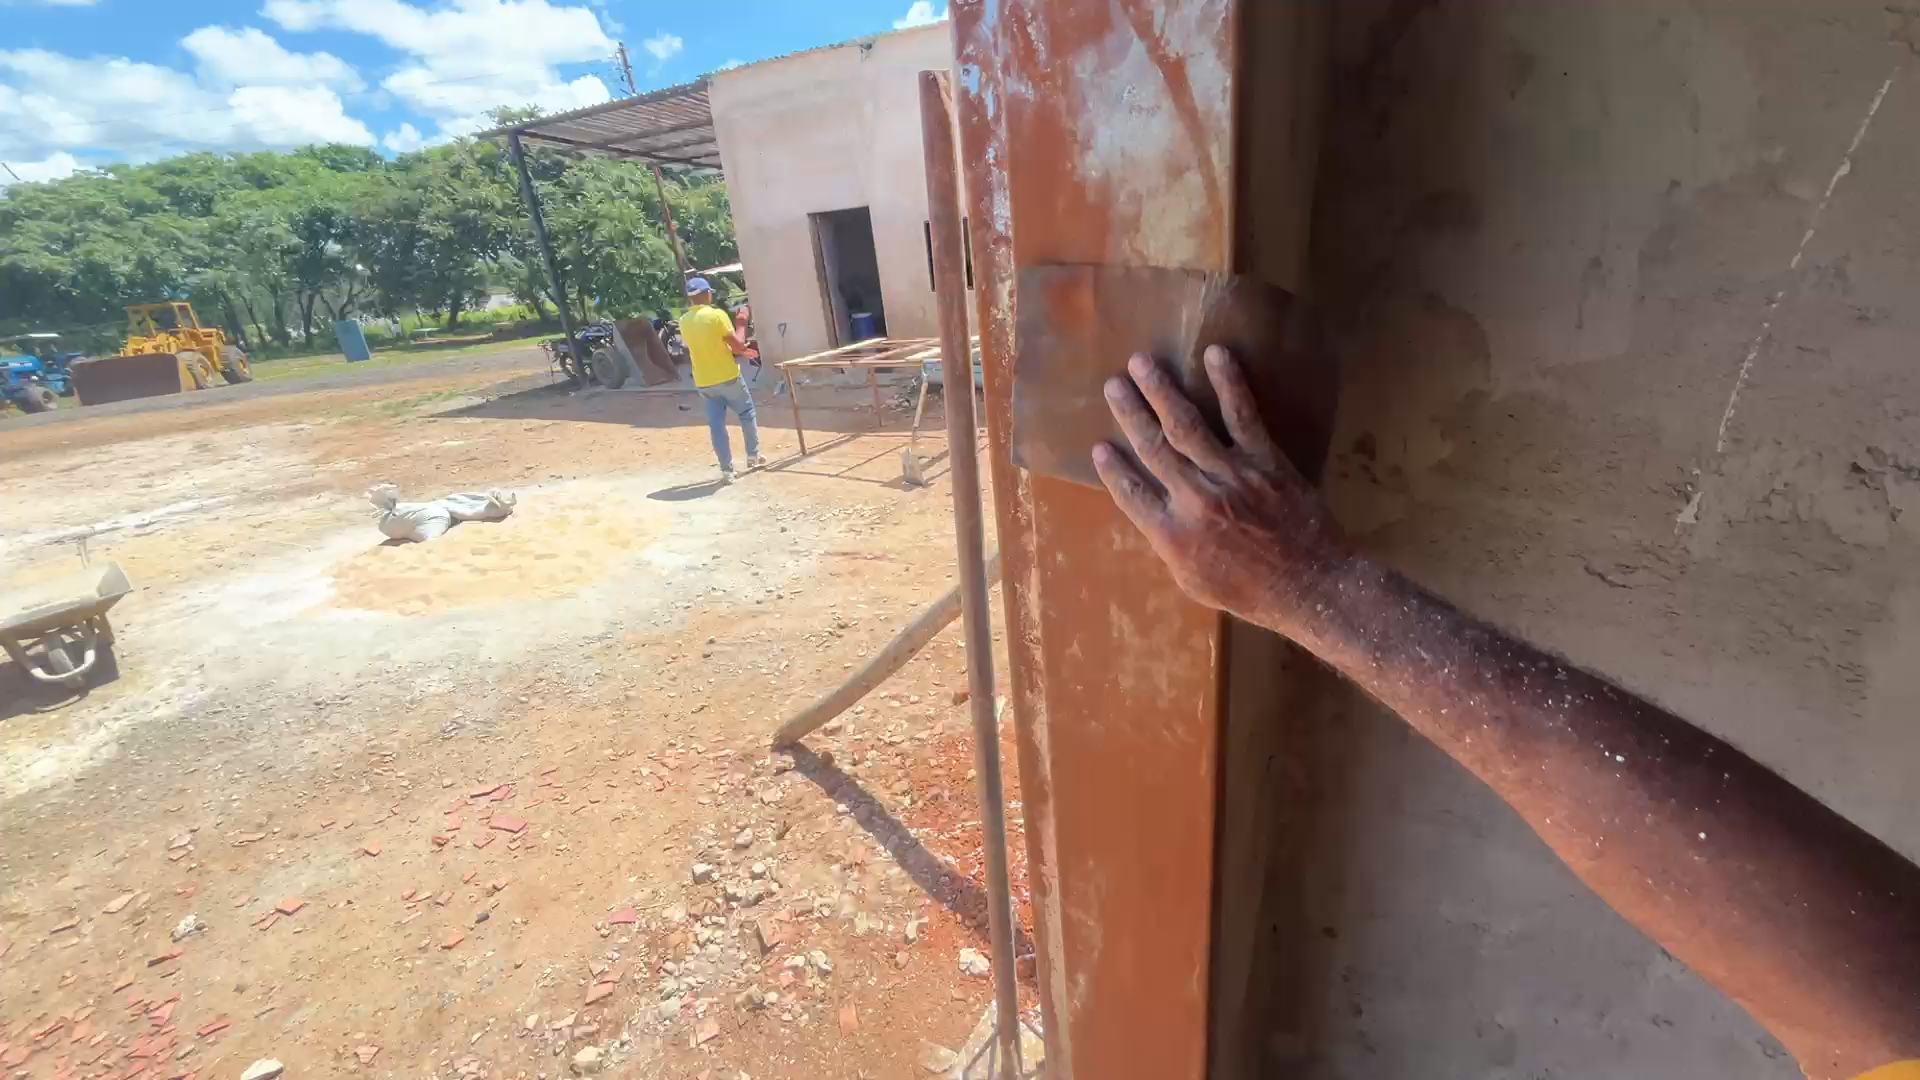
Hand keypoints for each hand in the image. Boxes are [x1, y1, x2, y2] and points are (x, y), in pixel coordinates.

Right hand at [1092, 346, 1348, 635]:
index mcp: (1172, 534)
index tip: (1099, 445)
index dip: (1112, 468)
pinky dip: (1228, 383)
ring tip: (1142, 362)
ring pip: (1186, 425)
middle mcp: (1194, 499)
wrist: (1308, 587)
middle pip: (1152, 448)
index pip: (1130, 492)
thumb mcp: (1192, 579)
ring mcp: (1230, 476)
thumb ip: (1168, 542)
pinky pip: (1243, 415)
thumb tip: (1152, 510)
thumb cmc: (1247, 591)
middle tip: (1112, 385)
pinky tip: (1215, 354)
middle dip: (1129, 414)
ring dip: (1161, 391)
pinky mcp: (1265, 461)